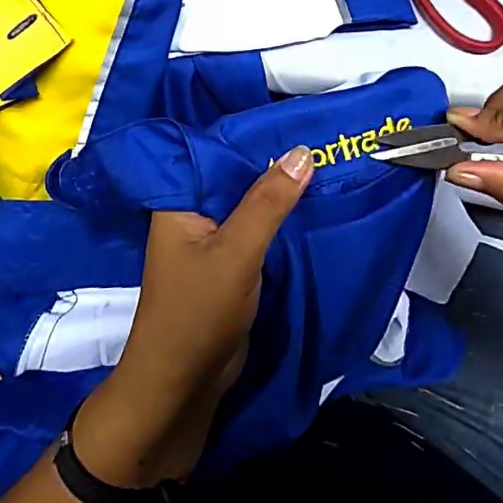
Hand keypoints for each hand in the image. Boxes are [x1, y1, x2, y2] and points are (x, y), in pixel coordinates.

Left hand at [70, 147, 313, 486]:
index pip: (214, 150)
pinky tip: (311, 202)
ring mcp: (211, 237)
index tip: (293, 117)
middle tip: (320, 136)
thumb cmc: (198, 313)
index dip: (252, 134)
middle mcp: (191, 211)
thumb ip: (268, 203)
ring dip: (279, 191)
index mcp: (178, 198)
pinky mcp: (229, 260)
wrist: (183, 385)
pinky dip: (279, 219)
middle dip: (272, 161)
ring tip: (324, 160)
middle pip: (235, 175)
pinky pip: (256, 228)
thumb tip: (302, 151)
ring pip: (248, 203)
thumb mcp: (237, 252)